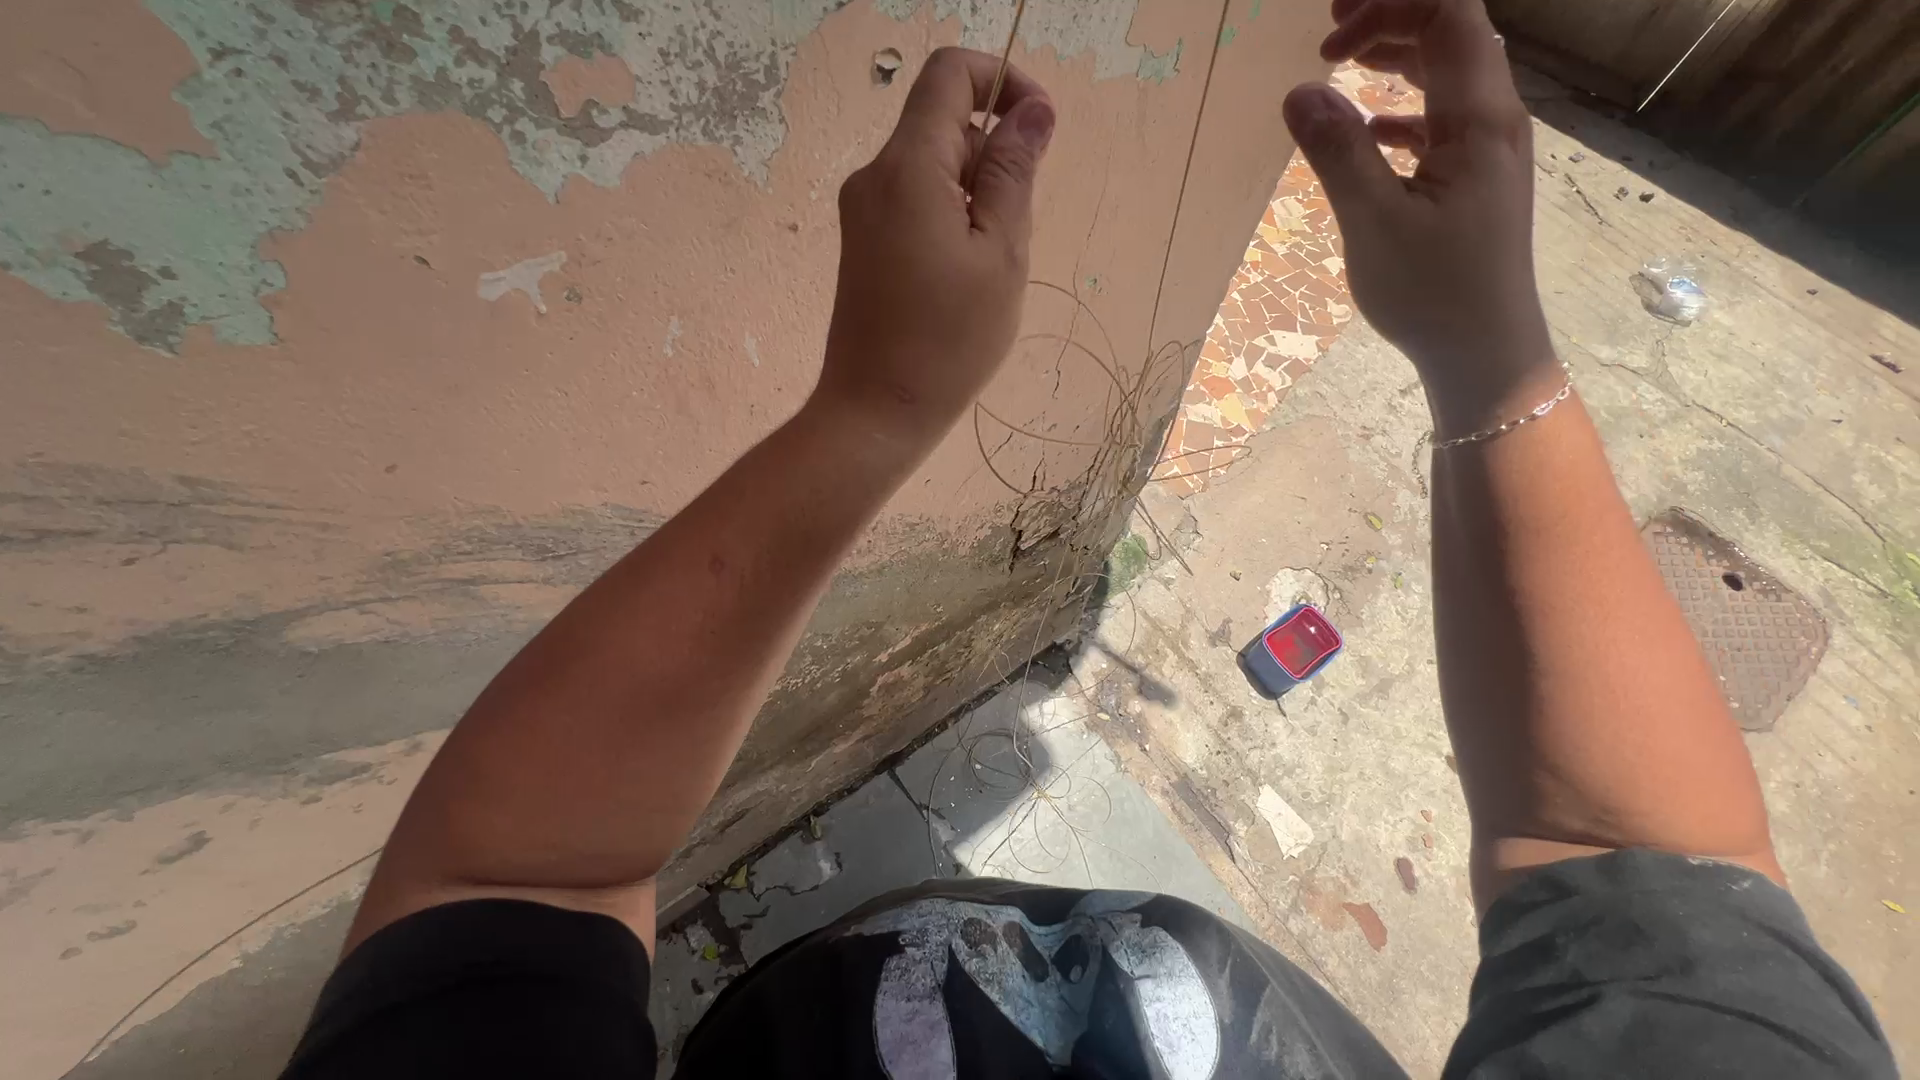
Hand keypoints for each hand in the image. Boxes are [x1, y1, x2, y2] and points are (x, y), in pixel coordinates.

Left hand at [814, 48, 1055, 443]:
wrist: (876, 411)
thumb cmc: (947, 342)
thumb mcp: (1000, 255)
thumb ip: (1013, 173)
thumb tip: (1031, 110)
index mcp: (907, 168)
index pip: (949, 74)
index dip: (1001, 81)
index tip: (1037, 130)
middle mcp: (874, 177)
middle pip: (943, 126)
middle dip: (992, 160)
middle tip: (1010, 236)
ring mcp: (863, 213)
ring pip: (933, 171)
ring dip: (975, 199)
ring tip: (984, 271)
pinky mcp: (863, 244)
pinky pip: (915, 205)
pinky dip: (950, 222)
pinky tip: (959, 281)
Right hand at [1283, 0, 1558, 439]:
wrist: (1483, 349)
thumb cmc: (1431, 290)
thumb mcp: (1374, 222)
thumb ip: (1339, 153)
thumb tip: (1301, 92)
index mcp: (1479, 119)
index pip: (1448, 17)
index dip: (1392, 5)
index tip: (1329, 29)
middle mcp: (1494, 120)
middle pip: (1453, 34)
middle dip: (1392, 17)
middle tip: (1328, 33)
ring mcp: (1488, 150)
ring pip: (1449, 74)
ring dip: (1398, 57)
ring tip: (1341, 62)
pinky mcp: (1475, 180)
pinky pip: (1442, 118)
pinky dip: (1403, 107)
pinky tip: (1369, 130)